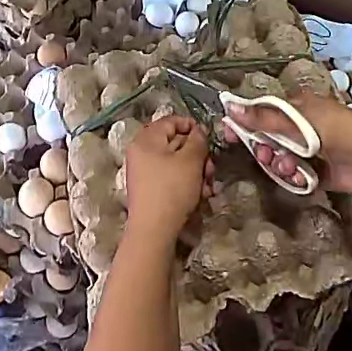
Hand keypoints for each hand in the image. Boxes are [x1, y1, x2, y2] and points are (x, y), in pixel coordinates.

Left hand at [124, 114, 211, 237]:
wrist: (154, 230)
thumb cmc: (172, 189)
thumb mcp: (191, 160)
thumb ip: (198, 140)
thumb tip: (198, 131)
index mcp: (146, 140)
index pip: (171, 120)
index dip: (192, 126)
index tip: (208, 139)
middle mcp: (141, 152)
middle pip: (176, 142)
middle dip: (198, 155)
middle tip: (210, 168)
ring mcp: (144, 171)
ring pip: (177, 161)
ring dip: (197, 171)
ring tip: (208, 186)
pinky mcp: (150, 188)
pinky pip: (172, 176)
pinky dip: (187, 182)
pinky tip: (200, 194)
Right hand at [222, 96, 351, 193]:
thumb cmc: (336, 131)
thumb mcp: (297, 121)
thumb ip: (262, 118)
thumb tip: (229, 107)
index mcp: (298, 107)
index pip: (262, 112)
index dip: (245, 123)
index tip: (228, 134)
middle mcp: (301, 126)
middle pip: (267, 139)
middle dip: (265, 149)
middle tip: (267, 154)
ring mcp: (308, 150)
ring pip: (278, 159)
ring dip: (280, 165)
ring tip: (290, 167)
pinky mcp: (315, 171)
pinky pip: (293, 175)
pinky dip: (295, 178)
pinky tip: (303, 178)